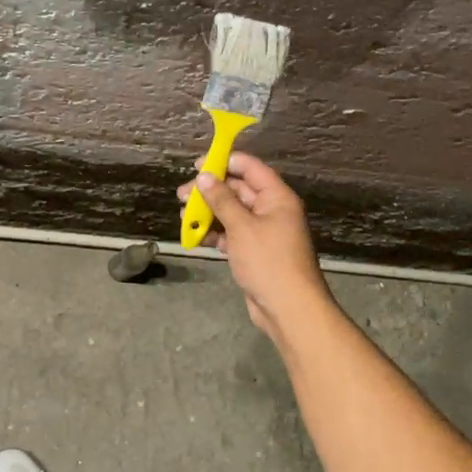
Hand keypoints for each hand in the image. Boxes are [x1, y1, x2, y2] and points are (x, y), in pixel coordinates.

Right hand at [178, 153, 334, 339]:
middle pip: (238, 189)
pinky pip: (231, 233)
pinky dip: (214, 233)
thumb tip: (204, 175)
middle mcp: (271, 210)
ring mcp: (263, 232)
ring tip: (183, 215)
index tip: (197, 165)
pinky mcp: (254, 251)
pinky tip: (195, 235)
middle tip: (182, 194)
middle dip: (210, 190)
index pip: (250, 168)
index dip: (224, 162)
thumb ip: (221, 199)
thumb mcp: (241, 227)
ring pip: (232, 213)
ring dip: (208, 212)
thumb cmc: (268, 261)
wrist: (289, 308)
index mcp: (276, 197)